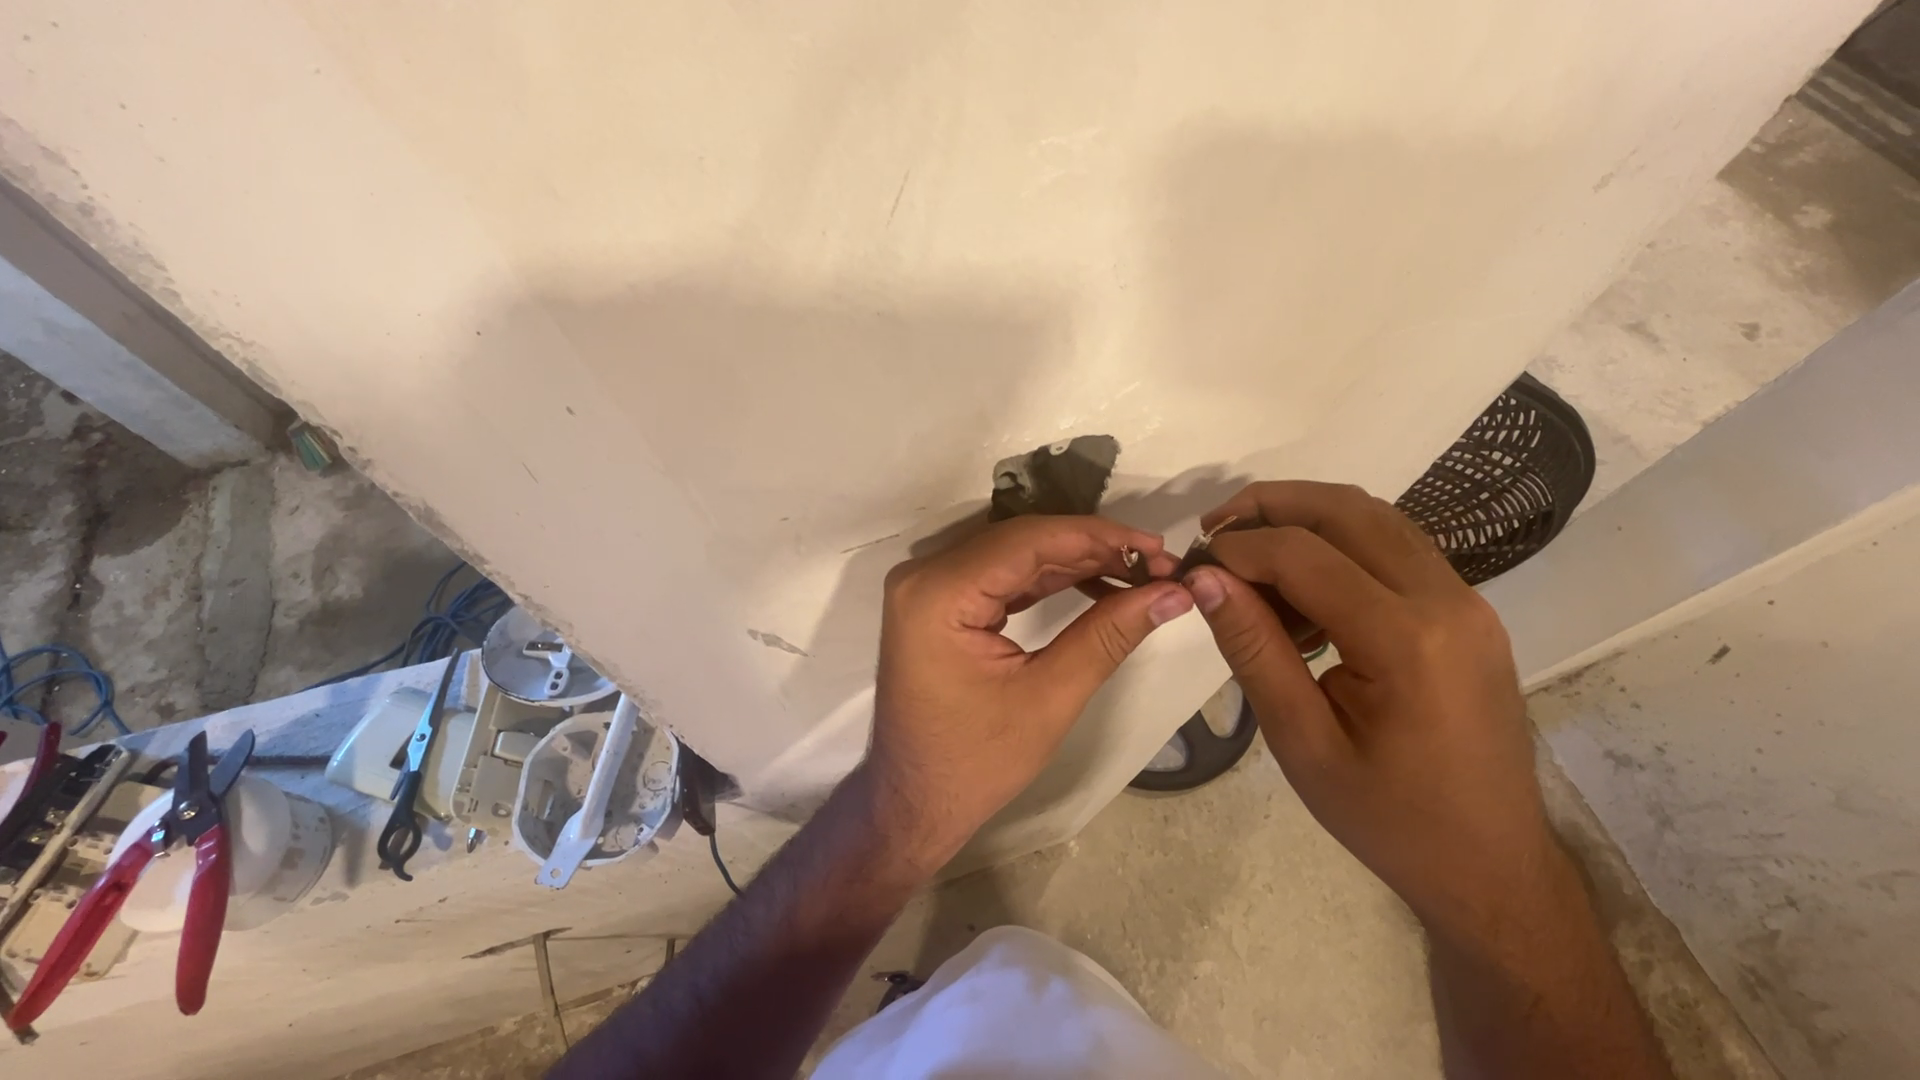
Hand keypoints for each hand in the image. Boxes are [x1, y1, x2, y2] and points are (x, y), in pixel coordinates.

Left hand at [867, 515, 1191, 867]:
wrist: (916, 800)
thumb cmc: (976, 762)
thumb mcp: (1049, 697)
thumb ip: (1109, 635)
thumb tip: (1173, 593)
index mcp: (938, 594)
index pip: (1028, 540)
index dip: (1098, 537)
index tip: (1159, 545)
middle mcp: (925, 575)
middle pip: (1021, 541)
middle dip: (1092, 548)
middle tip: (1158, 562)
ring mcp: (928, 587)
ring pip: (1014, 554)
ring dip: (1076, 561)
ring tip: (1138, 573)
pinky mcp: (939, 601)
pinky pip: (1000, 575)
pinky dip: (1048, 578)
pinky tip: (1096, 584)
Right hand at [1182, 482, 1566, 936]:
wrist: (1491, 864)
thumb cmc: (1388, 818)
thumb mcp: (1302, 741)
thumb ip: (1253, 649)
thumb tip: (1204, 578)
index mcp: (1406, 640)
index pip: (1304, 556)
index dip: (1238, 548)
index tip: (1192, 562)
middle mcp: (1447, 601)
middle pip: (1349, 512)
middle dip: (1272, 505)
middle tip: (1213, 527)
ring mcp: (1468, 603)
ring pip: (1378, 520)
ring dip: (1308, 517)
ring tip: (1249, 549)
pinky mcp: (1469, 614)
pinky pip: (1398, 550)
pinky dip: (1342, 545)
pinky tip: (1302, 586)